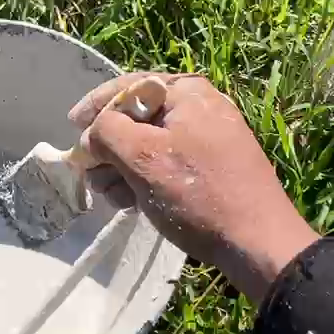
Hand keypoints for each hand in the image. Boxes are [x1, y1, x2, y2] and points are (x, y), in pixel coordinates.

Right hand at [69, 73, 318, 302]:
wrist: (261, 247)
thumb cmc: (198, 194)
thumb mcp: (142, 158)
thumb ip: (106, 133)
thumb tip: (91, 134)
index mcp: (188, 91)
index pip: (129, 85)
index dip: (96, 104)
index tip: (72, 124)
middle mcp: (201, 105)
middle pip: (139, 115)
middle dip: (110, 145)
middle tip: (90, 172)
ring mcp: (211, 136)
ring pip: (152, 142)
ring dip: (125, 166)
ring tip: (111, 195)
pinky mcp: (216, 164)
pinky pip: (170, 160)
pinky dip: (147, 176)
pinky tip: (133, 201)